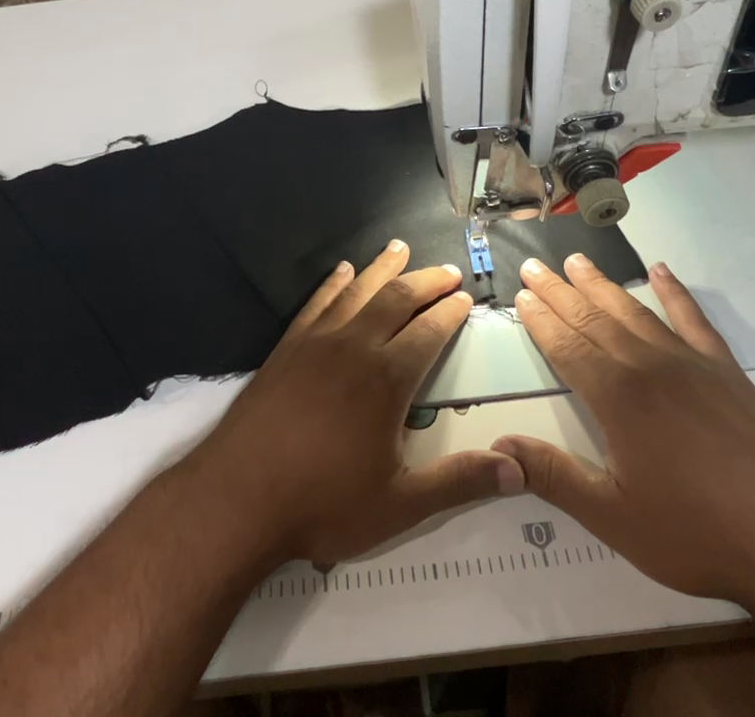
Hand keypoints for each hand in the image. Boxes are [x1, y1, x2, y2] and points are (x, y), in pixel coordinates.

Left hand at [181, 240, 524, 565]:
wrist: (236, 499)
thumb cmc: (322, 504)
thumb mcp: (400, 504)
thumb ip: (459, 482)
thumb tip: (519, 468)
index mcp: (387, 380)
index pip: (429, 332)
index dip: (451, 313)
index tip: (467, 299)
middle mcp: (353, 348)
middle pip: (396, 300)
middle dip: (426, 281)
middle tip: (448, 271)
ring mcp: (314, 344)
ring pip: (356, 292)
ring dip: (382, 269)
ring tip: (400, 249)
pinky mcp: (285, 350)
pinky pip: (316, 304)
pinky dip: (334, 284)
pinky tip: (341, 272)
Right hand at [491, 255, 754, 605]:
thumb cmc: (694, 532)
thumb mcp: (610, 514)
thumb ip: (551, 476)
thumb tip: (497, 448)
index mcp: (618, 398)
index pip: (568, 347)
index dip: (541, 320)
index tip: (521, 295)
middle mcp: (651, 368)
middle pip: (595, 319)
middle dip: (561, 292)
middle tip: (535, 266)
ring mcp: (693, 365)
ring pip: (637, 313)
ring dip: (604, 286)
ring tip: (579, 261)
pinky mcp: (728, 374)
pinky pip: (695, 321)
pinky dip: (675, 294)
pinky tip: (661, 272)